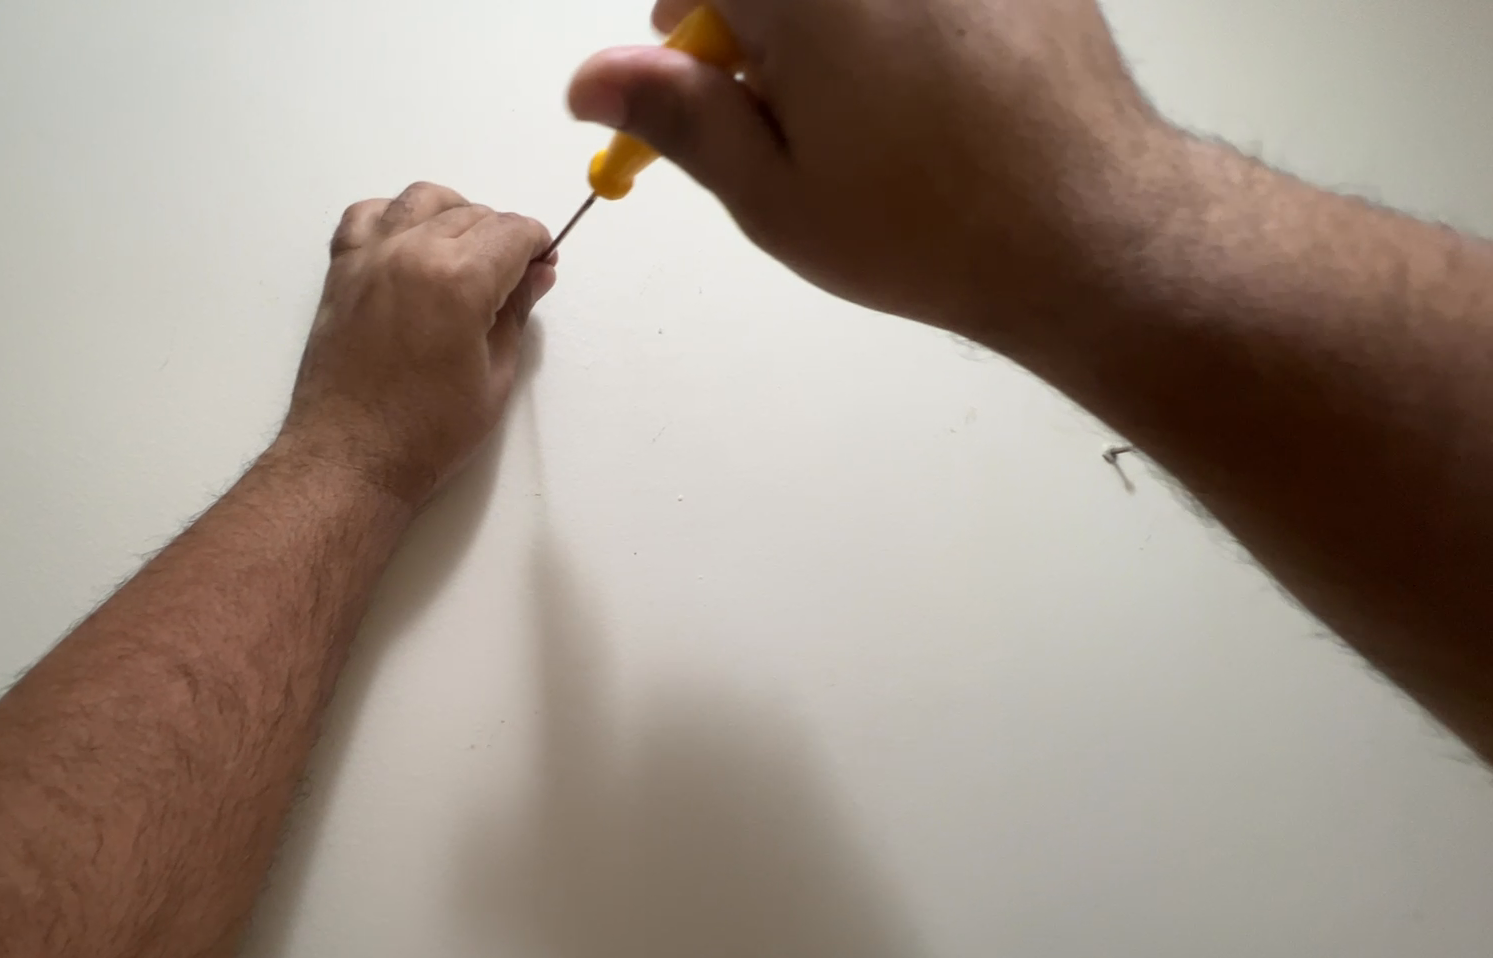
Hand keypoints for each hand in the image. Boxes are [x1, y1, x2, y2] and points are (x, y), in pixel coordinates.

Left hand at [277, 182, 555, 505]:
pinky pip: (369, 215)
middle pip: (473, 213)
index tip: (541, 264)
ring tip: (465, 256)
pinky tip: (410, 249)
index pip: (512, 231)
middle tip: (511, 278)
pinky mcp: (341, 270)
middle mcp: (413, 252)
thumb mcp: (494, 378)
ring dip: (454, 216)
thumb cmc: (430, 433)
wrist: (352, 457)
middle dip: (502, 237)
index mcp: (459, 280)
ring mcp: (371, 256)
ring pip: (423, 200)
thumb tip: (538, 272)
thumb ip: (517, 314)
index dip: (537, 243)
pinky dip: (396, 218)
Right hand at [568, 0, 1175, 340]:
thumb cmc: (904, 228)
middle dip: (748, 20)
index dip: (675, 18)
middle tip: (760, 100)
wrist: (1079, 227)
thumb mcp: (769, 192)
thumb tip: (587, 79)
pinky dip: (874, 20)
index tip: (682, 70)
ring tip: (840, 103)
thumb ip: (678, 116)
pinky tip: (906, 83)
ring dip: (808, 26)